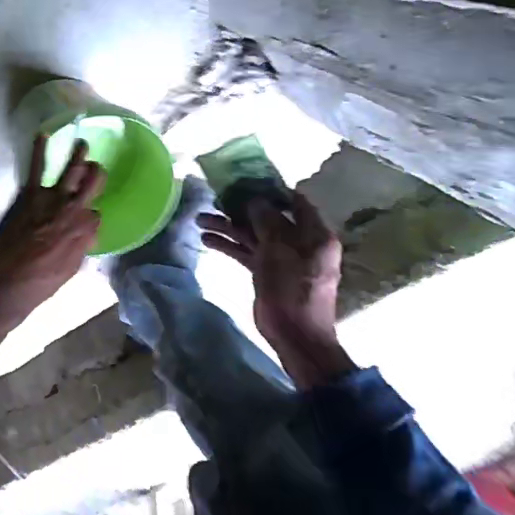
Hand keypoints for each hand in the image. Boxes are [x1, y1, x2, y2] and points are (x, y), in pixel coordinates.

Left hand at [0, 135, 104, 356]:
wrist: (10, 279)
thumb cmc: (42, 281)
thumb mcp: (72, 268)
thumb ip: (80, 247)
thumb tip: (85, 236)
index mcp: (87, 229)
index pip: (96, 215)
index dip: (89, 218)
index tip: (83, 223)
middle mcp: (75, 209)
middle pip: (93, 183)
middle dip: (96, 174)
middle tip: (96, 168)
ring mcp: (53, 198)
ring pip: (72, 170)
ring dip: (78, 155)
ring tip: (82, 143)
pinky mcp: (31, 194)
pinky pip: (36, 167)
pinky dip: (39, 149)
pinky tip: (42, 134)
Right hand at [197, 192, 356, 388]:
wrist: (295, 334)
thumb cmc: (292, 289)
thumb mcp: (279, 250)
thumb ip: (267, 222)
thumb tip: (256, 200)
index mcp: (314, 234)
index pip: (296, 202)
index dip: (272, 190)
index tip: (247, 180)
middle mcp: (301, 242)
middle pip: (269, 218)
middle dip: (241, 209)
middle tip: (215, 198)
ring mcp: (283, 258)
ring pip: (254, 236)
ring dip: (229, 227)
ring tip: (200, 219)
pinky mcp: (268, 272)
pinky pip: (248, 252)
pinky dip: (229, 246)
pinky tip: (206, 239)